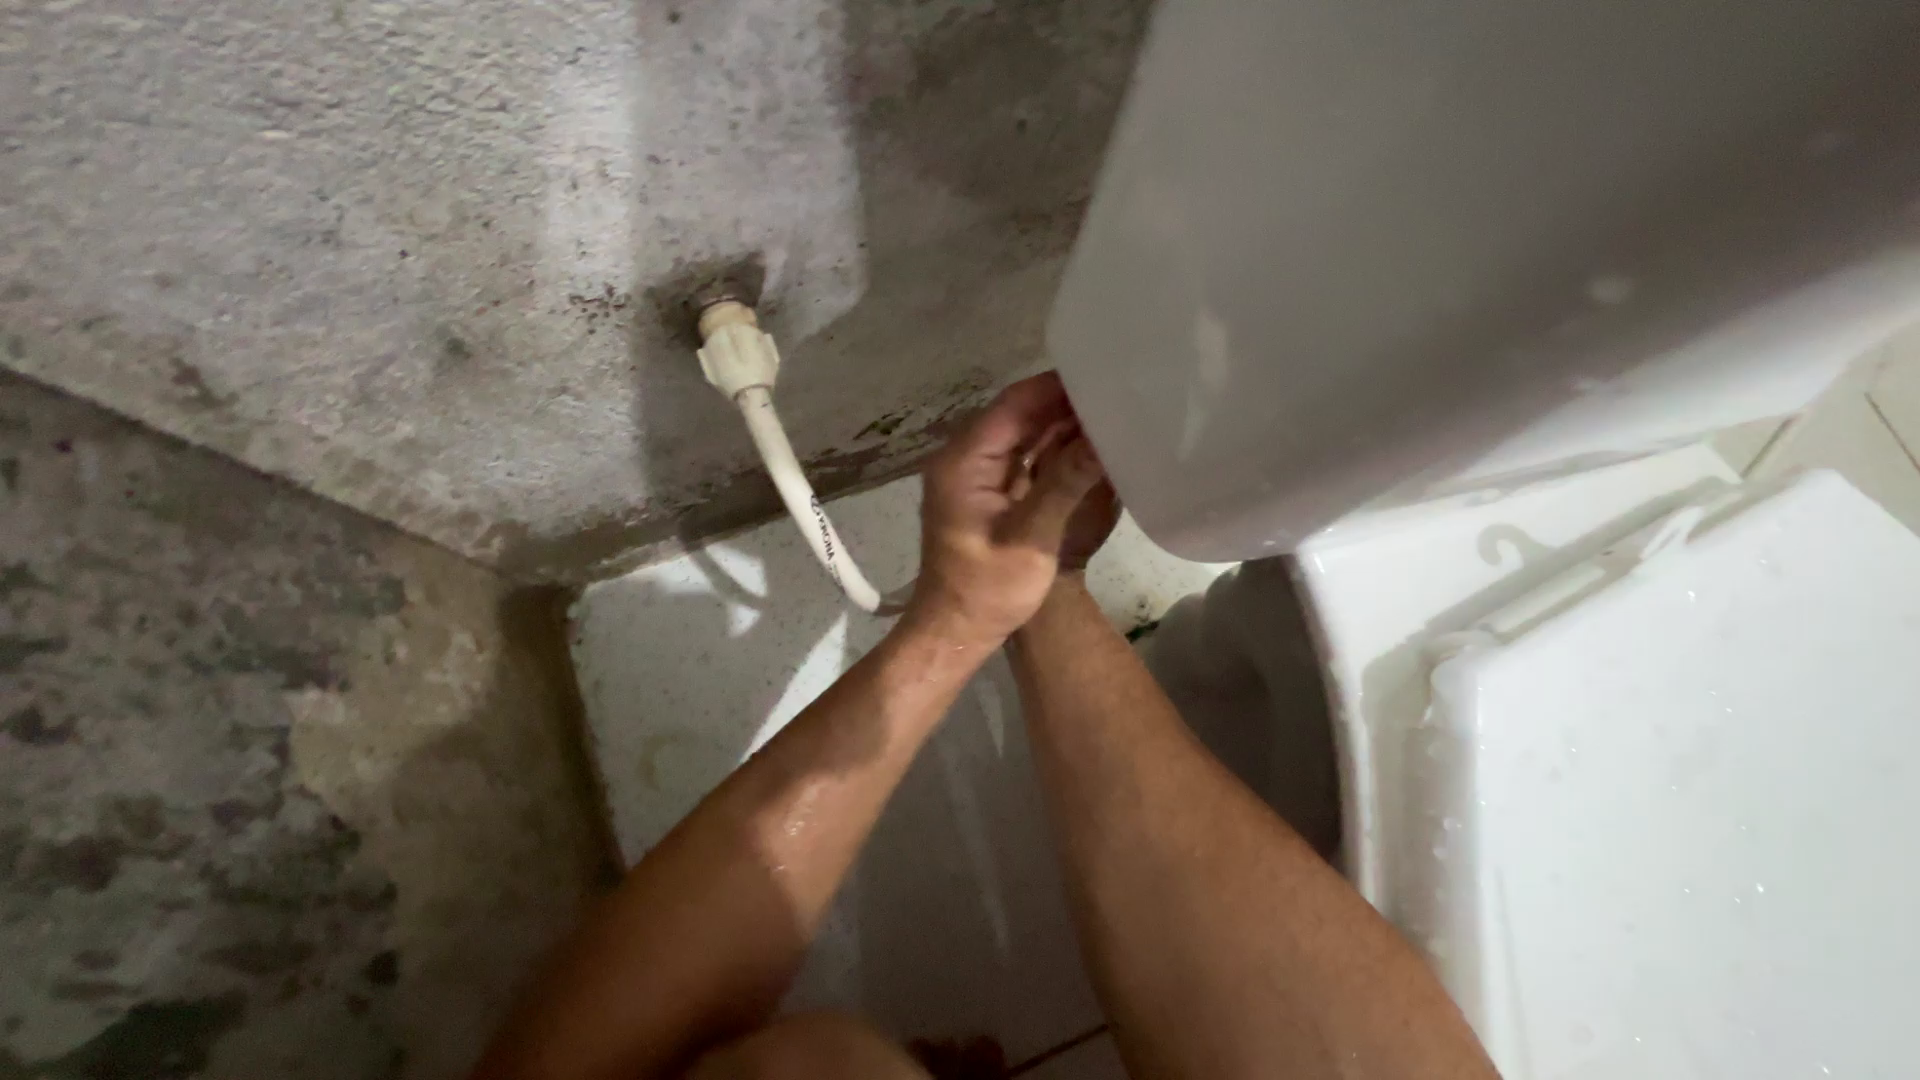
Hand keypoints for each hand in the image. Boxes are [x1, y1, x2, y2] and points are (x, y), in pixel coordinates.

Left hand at [904, 373, 1109, 646]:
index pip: (1014, 404)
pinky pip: (1022, 456)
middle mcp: (964, 457)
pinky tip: (1089, 445)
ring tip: (1113, 412)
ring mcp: (974, 474)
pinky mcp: (986, 490)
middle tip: (1118, 392)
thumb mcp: (1031, 537)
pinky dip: (1053, 450)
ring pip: (1022, 433)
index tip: (1104, 374)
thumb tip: (1105, 436)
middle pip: (1018, 414)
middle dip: (1065, 403)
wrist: (955, 630)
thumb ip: (1066, 482)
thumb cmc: (987, 590)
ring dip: (1062, 425)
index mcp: (964, 461)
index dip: (1058, 387)